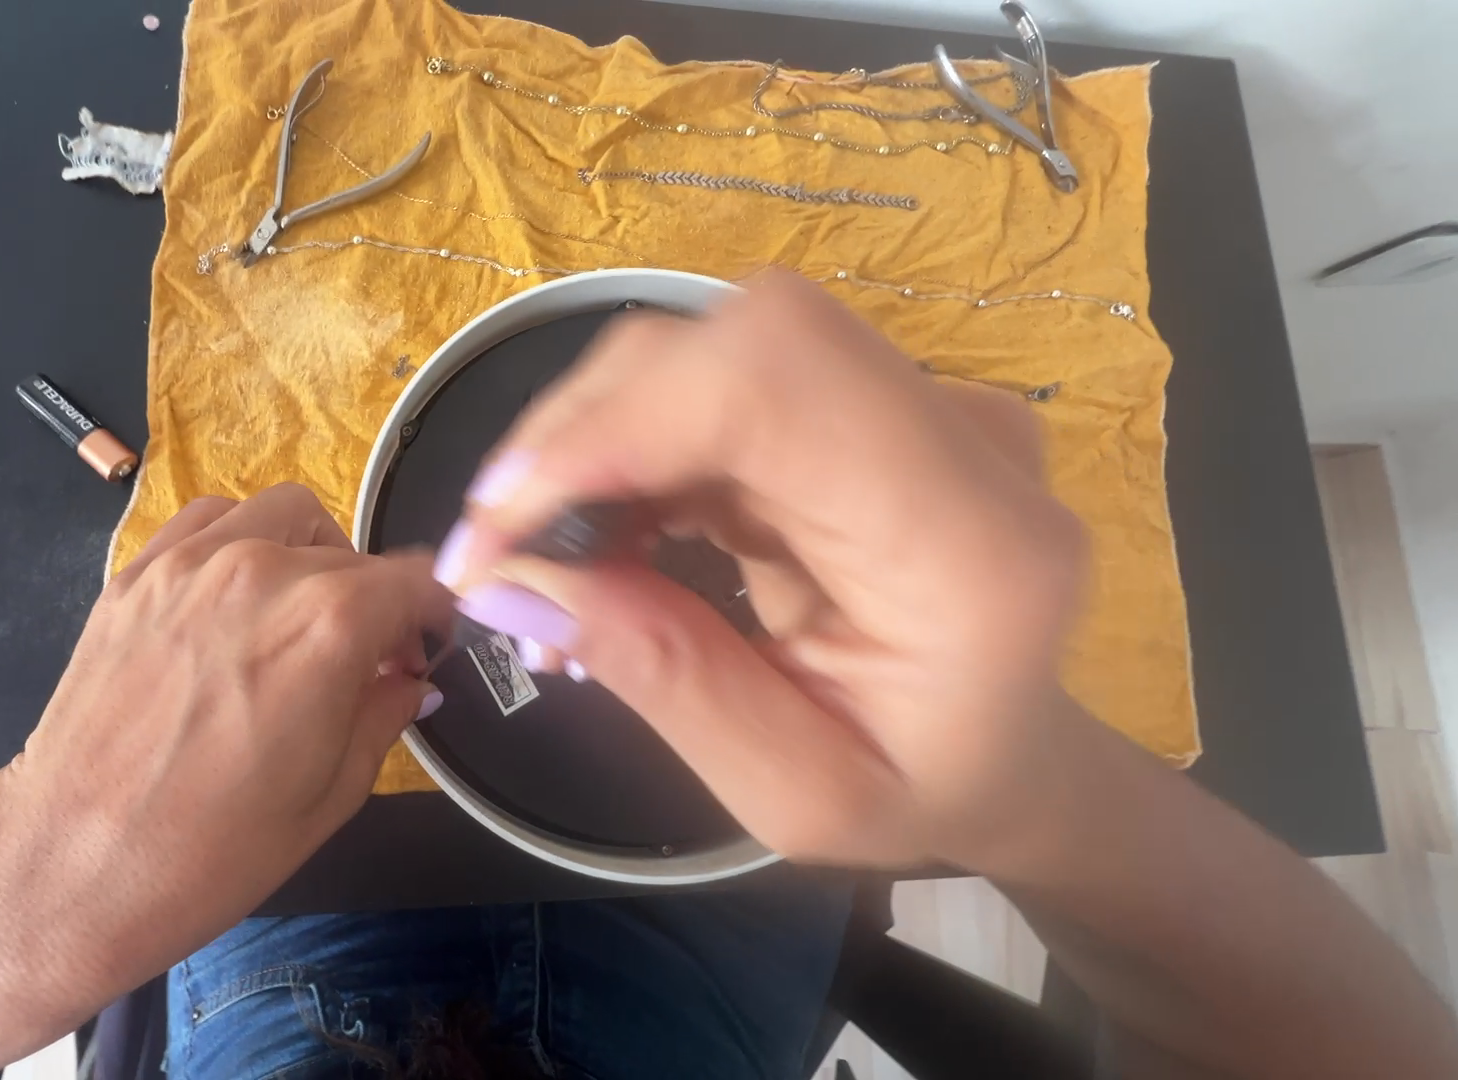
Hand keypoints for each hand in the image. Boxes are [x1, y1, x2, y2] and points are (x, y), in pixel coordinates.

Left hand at [0, 483, 450, 1000]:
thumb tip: (410, 678)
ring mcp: (193, 563)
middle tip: (367, 656)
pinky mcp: (138, 573)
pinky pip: (212, 519)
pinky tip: (239, 592)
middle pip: (357, 557)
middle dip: (380, 602)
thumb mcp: (336, 792)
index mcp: (330, 626)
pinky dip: (245, 540)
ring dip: (318, 554)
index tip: (427, 646)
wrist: (69, 869)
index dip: (436, 612)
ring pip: (289, 514)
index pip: (415, 580)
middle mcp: (267, 572)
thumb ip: (388, 711)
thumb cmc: (217, 850)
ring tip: (304, 611)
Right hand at [436, 271, 1086, 870]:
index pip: (771, 382)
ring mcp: (897, 403)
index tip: (502, 522)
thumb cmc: (918, 792)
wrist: (1002, 749)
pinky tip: (589, 534)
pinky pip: (695, 390)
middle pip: (722, 346)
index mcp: (969, 540)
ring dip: (583, 447)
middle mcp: (947, 435)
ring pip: (693, 356)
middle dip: (575, 434)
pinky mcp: (839, 405)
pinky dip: (613, 455)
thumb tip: (510, 580)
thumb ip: (660, 677)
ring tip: (537, 558)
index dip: (613, 425)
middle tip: (493, 549)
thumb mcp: (790, 791)